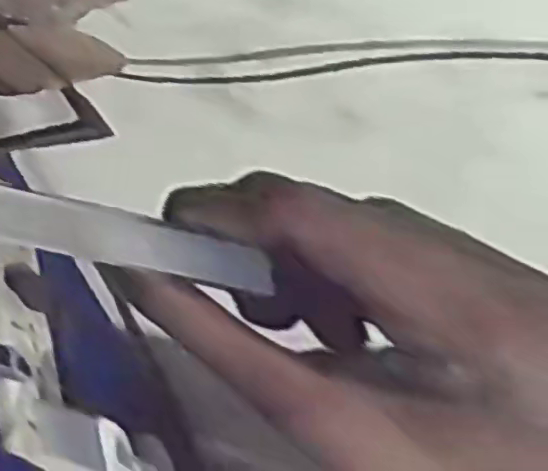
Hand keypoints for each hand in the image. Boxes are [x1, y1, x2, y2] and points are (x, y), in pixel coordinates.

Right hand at [124, 172, 547, 469]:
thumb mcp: (331, 426)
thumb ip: (216, 338)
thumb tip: (125, 269)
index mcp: (448, 293)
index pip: (289, 204)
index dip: (208, 215)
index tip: (164, 256)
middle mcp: (473, 260)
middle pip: (307, 204)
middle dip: (241, 240)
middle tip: (231, 302)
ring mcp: (496, 271)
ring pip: (338, 220)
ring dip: (283, 255)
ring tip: (292, 324)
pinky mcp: (504, 289)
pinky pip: (381, 244)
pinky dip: (331, 270)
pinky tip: (347, 330)